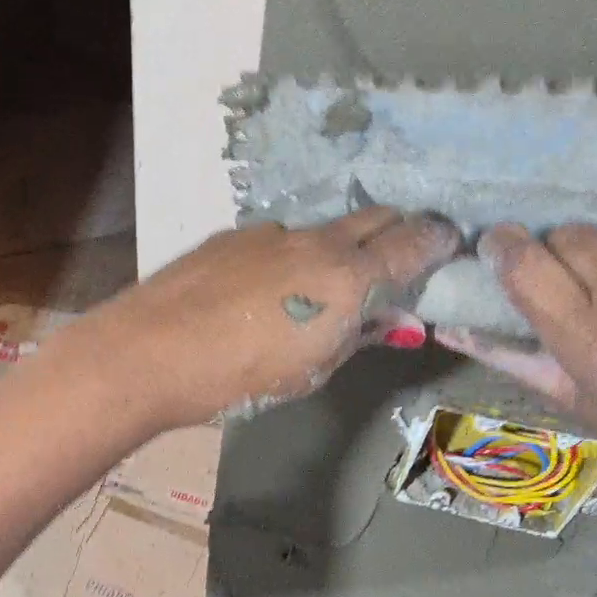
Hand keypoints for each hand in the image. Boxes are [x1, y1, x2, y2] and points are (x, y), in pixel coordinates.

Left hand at [61, 208, 460, 427]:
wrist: (149, 352)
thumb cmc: (237, 379)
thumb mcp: (311, 372)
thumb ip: (356, 337)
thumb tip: (390, 319)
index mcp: (348, 278)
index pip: (414, 243)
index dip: (438, 241)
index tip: (447, 245)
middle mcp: (316, 242)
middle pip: (375, 217)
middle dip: (396, 230)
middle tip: (397, 256)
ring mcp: (269, 234)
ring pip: (321, 229)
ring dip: (335, 246)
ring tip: (319, 281)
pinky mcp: (229, 236)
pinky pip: (275, 239)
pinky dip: (287, 255)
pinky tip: (262, 286)